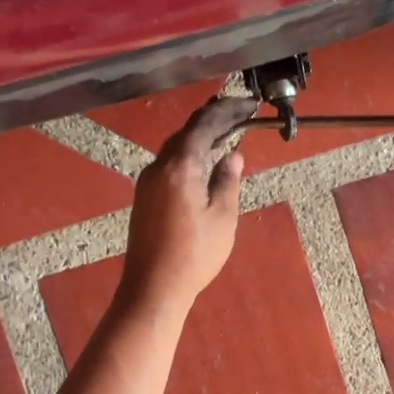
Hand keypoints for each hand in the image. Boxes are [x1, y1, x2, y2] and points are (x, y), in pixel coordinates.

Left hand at [118, 96, 258, 311]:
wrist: (153, 287)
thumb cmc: (194, 255)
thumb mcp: (222, 217)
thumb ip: (227, 181)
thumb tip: (233, 155)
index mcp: (179, 167)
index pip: (204, 125)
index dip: (227, 110)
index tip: (249, 105)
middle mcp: (158, 167)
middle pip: (186, 132)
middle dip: (214, 120)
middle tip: (241, 115)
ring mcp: (147, 182)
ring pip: (176, 148)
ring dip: (200, 138)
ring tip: (227, 134)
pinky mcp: (145, 197)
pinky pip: (169, 165)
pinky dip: (189, 155)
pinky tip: (204, 163)